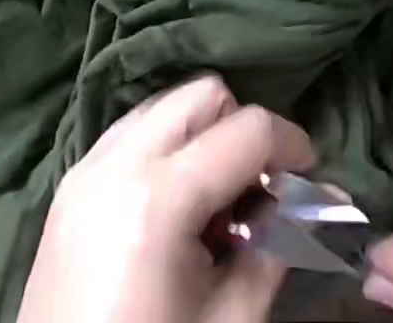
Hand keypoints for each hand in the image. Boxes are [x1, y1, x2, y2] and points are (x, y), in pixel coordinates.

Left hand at [15, 76, 317, 322]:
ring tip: (214, 197)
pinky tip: (175, 200)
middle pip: (202, 92)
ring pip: (165, 102)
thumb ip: (280, 245)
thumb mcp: (230, 319)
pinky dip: (166, 143)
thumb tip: (321, 199)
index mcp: (159, 197)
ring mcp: (87, 165)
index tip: (307, 178)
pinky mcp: (71, 180)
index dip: (292, 144)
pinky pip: (132, 128)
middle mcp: (119, 161)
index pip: (247, 128)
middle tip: (257, 186)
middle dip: (241, 128)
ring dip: (203, 131)